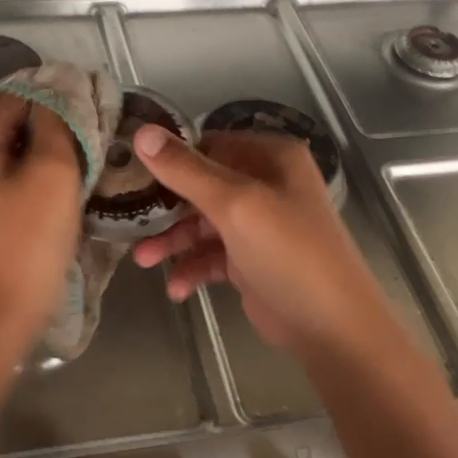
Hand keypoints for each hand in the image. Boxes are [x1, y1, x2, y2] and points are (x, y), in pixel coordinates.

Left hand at [0, 93, 83, 349]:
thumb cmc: (27, 242)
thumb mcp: (53, 174)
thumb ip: (56, 125)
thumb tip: (59, 96)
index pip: (17, 95)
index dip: (56, 96)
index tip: (94, 109)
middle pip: (13, 122)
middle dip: (54, 126)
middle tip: (95, 138)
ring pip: (15, 151)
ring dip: (50, 154)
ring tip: (87, 163)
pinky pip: (13, 179)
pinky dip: (38, 177)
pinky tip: (67, 190)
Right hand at [130, 127, 397, 354]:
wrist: (331, 324)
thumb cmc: (287, 251)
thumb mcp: (234, 204)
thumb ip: (186, 170)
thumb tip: (141, 132)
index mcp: (271, 158)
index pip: (208, 144)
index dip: (169, 158)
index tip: (128, 172)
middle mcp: (267, 185)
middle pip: (201, 186)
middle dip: (165, 207)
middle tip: (127, 219)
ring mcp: (260, 225)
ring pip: (202, 224)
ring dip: (173, 241)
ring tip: (143, 261)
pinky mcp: (252, 262)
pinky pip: (212, 257)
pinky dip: (192, 269)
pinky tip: (177, 289)